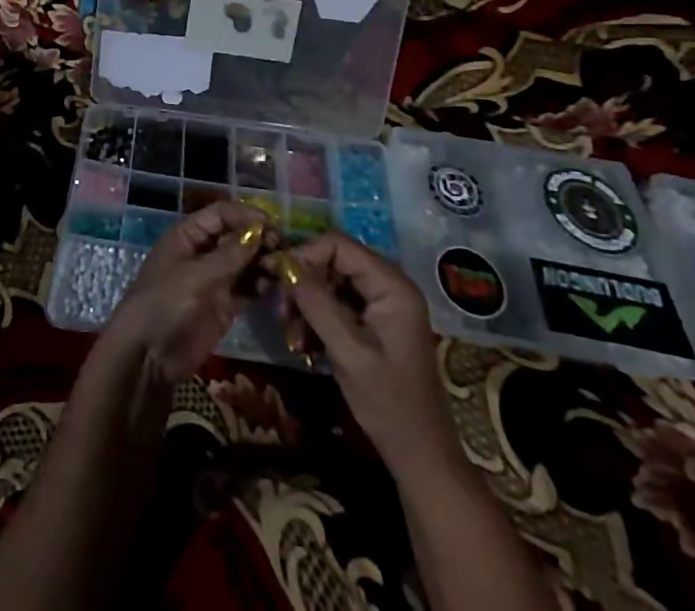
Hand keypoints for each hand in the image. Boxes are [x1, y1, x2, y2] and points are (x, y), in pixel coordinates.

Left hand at [104, 202, 271, 381]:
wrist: (149, 355)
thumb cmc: (164, 304)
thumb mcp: (195, 276)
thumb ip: (228, 255)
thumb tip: (259, 233)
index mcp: (186, 237)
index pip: (220, 215)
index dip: (245, 215)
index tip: (271, 225)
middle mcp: (202, 253)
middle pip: (236, 236)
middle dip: (260, 238)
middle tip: (282, 249)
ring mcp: (215, 279)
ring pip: (246, 261)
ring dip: (265, 261)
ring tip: (284, 268)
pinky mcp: (225, 304)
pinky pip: (249, 287)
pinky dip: (263, 284)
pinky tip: (277, 285)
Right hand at [284, 233, 456, 470]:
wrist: (417, 449)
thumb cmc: (388, 401)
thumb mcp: (348, 352)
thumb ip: (317, 304)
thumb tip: (284, 265)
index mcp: (392, 287)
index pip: (338, 245)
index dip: (304, 256)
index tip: (277, 281)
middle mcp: (388, 286)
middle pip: (332, 260)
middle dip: (302, 281)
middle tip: (280, 311)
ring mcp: (380, 303)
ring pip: (328, 280)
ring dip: (304, 301)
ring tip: (290, 331)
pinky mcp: (371, 320)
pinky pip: (334, 301)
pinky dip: (314, 316)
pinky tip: (303, 341)